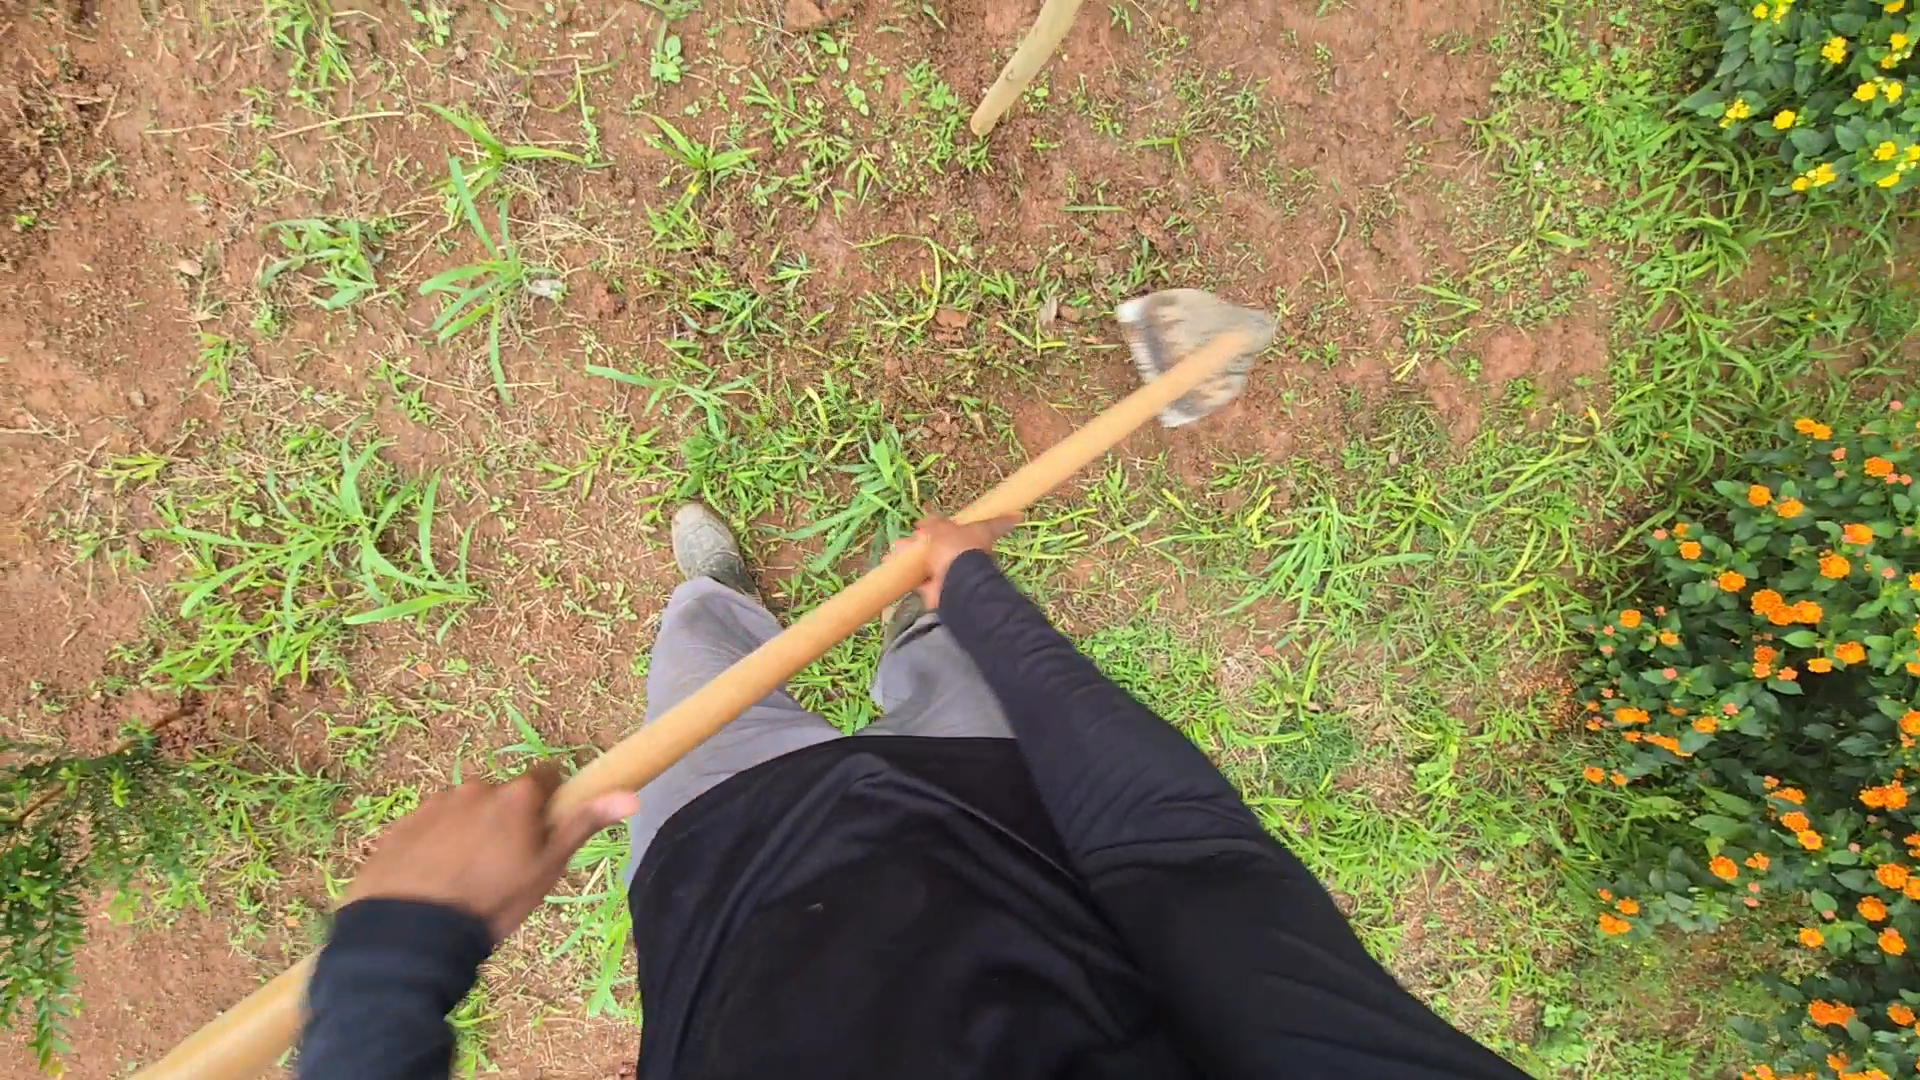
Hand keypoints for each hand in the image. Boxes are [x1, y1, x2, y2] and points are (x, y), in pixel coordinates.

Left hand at [345, 765, 639, 941]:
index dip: (549, 803)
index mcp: (516, 795)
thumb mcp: (546, 869)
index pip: (546, 777)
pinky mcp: (396, 830)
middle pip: (502, 796)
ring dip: (468, 831)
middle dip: (505, 819)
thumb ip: (584, 824)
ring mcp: (432, 807)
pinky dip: (432, 846)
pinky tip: (430, 882)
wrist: (404, 943)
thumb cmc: (491, 904)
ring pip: (462, 811)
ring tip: (462, 879)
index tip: (541, 834)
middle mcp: (475, 789)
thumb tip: (633, 797)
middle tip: (502, 865)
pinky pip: (425, 829)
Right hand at [903, 514, 1019, 607]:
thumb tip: (927, 519)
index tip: (1019, 516)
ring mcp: (957, 571)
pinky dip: (910, 572)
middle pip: (951, 542)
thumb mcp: (943, 529)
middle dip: (930, 539)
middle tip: (914, 534)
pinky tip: (894, 563)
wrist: (954, 583)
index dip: (1005, 519)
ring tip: (898, 548)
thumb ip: (934, 523)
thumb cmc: (955, 549)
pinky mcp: (942, 588)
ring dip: (916, 554)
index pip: (995, 524)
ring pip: (935, 560)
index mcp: (979, 534)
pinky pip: (924, 577)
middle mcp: (971, 552)